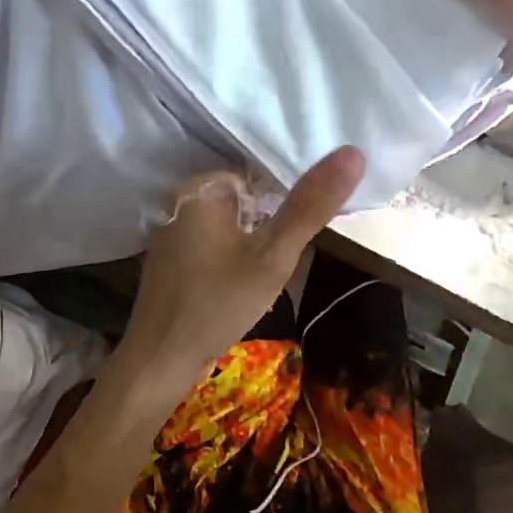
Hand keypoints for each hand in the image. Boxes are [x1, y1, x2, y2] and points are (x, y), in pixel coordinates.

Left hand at [120, 147, 366, 378]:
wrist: (160, 360)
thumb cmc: (216, 305)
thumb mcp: (272, 257)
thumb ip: (310, 207)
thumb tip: (353, 152)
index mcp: (198, 189)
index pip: (258, 172)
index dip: (287, 199)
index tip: (300, 231)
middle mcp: (177, 202)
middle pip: (243, 200)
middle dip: (269, 226)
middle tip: (279, 261)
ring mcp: (170, 234)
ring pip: (230, 226)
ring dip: (252, 246)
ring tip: (263, 276)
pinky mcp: (171, 261)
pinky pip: (212, 247)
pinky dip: (231, 259)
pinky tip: (240, 286)